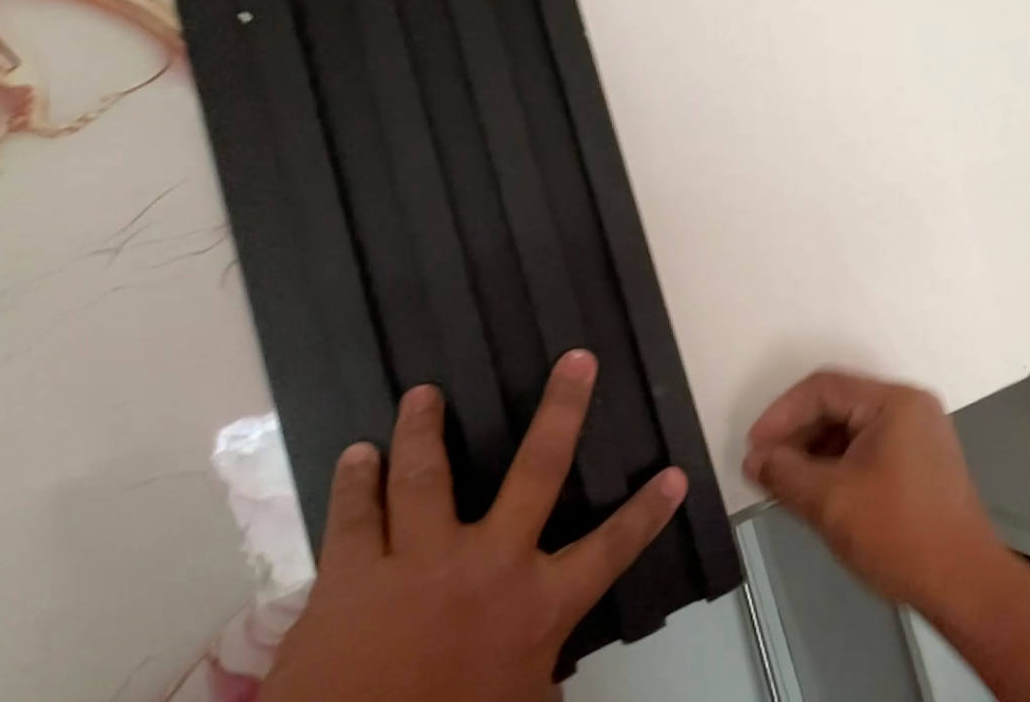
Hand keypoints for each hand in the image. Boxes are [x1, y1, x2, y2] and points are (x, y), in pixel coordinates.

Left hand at [260, 351, 688, 701]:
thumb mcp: (519, 700)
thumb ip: (538, 670)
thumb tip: (550, 667)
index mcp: (537, 604)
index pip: (610, 550)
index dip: (647, 513)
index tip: (674, 474)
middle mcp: (489, 564)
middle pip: (536, 471)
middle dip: (562, 411)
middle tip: (577, 360)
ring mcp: (420, 560)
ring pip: (426, 475)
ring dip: (423, 431)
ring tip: (422, 395)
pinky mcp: (355, 573)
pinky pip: (356, 514)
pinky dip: (354, 482)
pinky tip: (356, 455)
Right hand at [743, 370, 1005, 607]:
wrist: (965, 585)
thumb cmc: (900, 535)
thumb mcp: (830, 502)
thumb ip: (784, 473)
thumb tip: (755, 460)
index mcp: (895, 402)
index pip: (824, 388)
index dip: (781, 415)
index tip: (754, 448)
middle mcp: (911, 407)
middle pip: (839, 404)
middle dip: (797, 434)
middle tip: (765, 466)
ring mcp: (920, 433)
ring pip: (852, 427)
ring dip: (815, 451)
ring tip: (786, 482)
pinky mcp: (922, 461)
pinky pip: (869, 446)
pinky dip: (839, 464)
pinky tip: (817, 490)